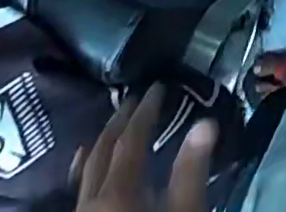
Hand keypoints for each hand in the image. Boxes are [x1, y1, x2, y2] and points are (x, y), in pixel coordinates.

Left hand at [74, 85, 216, 211]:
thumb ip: (192, 171)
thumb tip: (206, 122)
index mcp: (118, 191)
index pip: (131, 139)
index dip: (145, 110)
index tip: (158, 85)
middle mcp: (91, 200)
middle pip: (102, 152)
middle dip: (119, 121)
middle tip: (133, 98)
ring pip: (85, 171)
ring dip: (100, 144)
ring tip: (109, 127)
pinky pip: (80, 190)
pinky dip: (86, 170)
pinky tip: (86, 171)